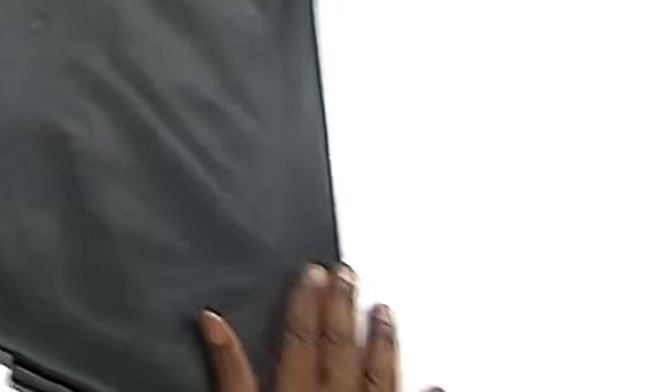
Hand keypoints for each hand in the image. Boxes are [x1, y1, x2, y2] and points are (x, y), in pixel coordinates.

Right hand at [199, 264, 413, 391]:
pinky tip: (440, 386)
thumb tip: (211, 318)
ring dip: (383, 344)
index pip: (300, 338)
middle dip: (342, 309)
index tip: (312, 271)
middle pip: (339, 350)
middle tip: (348, 272)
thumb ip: (228, 372)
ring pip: (379, 381)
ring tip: (386, 310)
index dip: (304, 302)